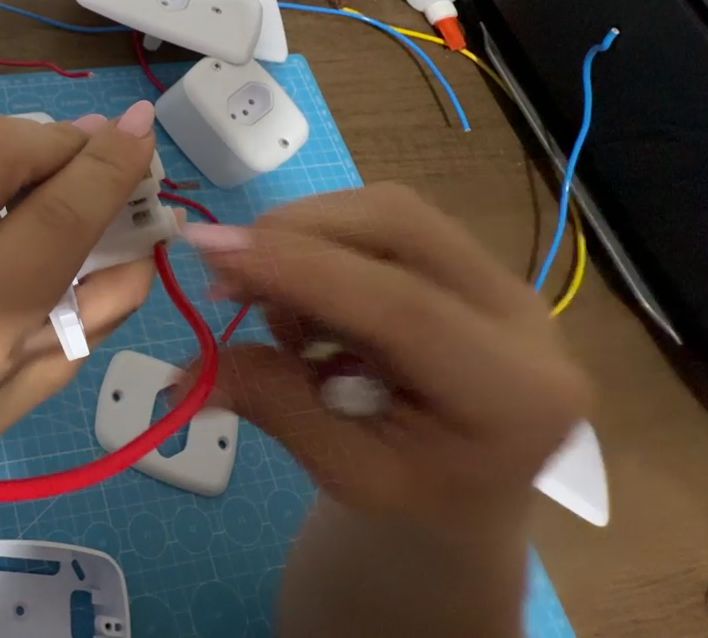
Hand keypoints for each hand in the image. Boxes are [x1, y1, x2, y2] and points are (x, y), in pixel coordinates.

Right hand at [183, 184, 590, 540]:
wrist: (462, 489)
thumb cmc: (412, 497)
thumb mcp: (343, 472)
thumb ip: (273, 405)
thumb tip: (184, 371)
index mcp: (514, 393)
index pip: (401, 307)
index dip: (297, 269)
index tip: (208, 252)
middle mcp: (522, 318)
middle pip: (398, 226)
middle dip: (294, 233)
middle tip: (223, 274)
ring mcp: (495, 278)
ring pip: (383, 210)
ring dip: (301, 236)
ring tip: (268, 304)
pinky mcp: (459, 259)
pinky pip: (376, 218)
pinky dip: (315, 240)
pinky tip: (299, 296)